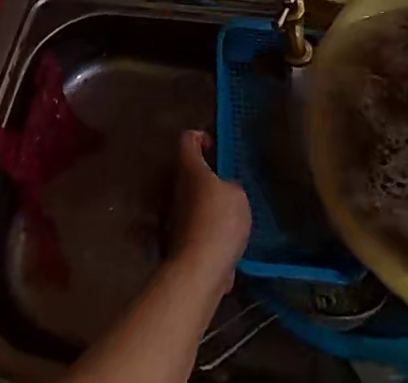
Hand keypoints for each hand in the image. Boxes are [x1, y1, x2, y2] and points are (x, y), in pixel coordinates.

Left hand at [168, 130, 250, 287]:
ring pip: (183, 200)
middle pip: (182, 171)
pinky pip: (185, 227)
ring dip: (198, 203)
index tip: (213, 147)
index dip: (199, 137)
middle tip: (220, 181)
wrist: (199, 269)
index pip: (187, 140)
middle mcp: (174, 188)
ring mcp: (169, 216)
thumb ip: (230, 186)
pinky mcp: (172, 241)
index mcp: (190, 169)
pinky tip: (216, 238)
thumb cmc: (220, 221)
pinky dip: (197, 229)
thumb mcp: (238, 195)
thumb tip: (224, 190)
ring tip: (221, 211)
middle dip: (199, 174)